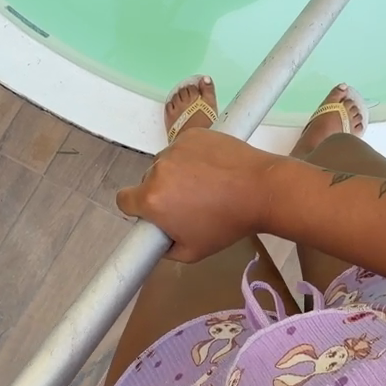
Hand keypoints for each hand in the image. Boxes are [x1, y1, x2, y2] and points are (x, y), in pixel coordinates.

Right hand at [116, 129, 284, 260]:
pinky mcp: (193, 133)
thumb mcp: (192, 252)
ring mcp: (176, 147)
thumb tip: (159, 238)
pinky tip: (214, 166)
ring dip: (178, 171)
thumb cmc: (227, 223)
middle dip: (162, 190)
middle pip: (148, 180)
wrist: (261, 189)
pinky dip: (193, 155)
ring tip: (207, 183)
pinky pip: (184, 147)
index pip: (124, 200)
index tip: (155, 212)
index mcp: (151, 199)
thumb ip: (165, 248)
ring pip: (167, 162)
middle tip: (190, 200)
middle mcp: (157, 169)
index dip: (137, 208)